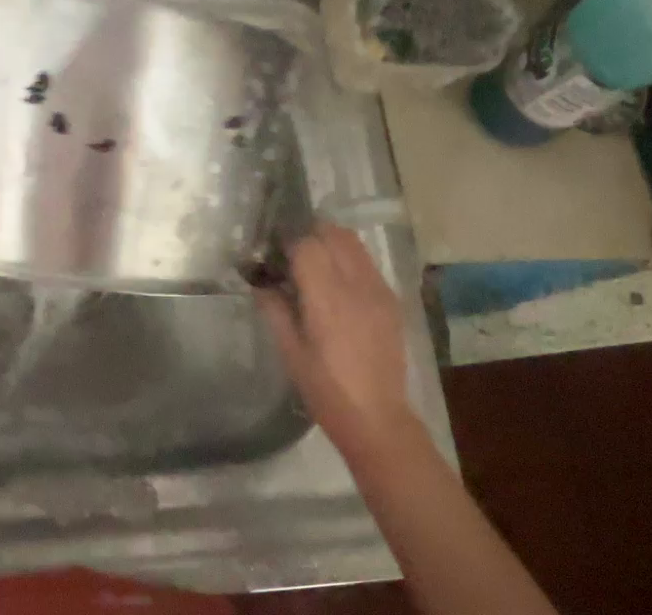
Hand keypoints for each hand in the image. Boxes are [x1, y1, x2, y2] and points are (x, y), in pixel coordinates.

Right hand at [255, 222, 413, 458]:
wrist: (377, 418)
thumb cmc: (326, 390)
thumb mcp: (290, 353)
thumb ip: (274, 311)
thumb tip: (260, 283)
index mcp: (326, 299)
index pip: (307, 245)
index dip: (287, 243)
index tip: (274, 255)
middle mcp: (356, 286)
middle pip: (334, 234)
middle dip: (310, 235)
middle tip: (292, 255)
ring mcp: (378, 291)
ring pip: (354, 243)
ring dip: (331, 243)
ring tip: (315, 264)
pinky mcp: (391, 300)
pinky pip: (368, 263)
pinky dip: (349, 259)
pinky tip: (338, 284)